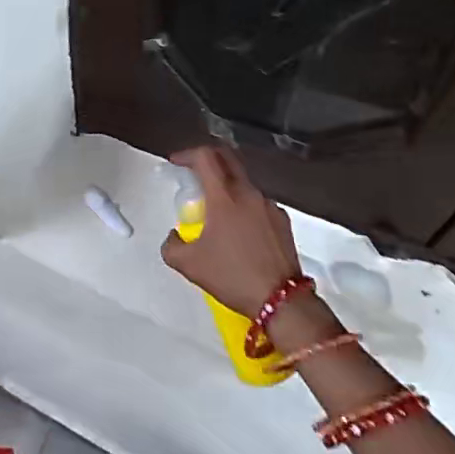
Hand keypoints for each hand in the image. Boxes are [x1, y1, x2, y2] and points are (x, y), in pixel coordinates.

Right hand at [161, 144, 303, 314]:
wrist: (281, 300)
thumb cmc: (232, 277)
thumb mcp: (190, 266)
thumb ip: (172, 246)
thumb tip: (174, 235)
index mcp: (224, 197)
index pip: (205, 157)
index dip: (187, 154)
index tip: (177, 163)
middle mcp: (248, 192)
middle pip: (227, 158)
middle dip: (208, 159)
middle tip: (195, 172)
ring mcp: (269, 204)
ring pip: (244, 182)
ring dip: (227, 186)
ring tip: (217, 212)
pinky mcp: (282, 219)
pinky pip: (258, 203)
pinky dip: (245, 207)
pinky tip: (241, 231)